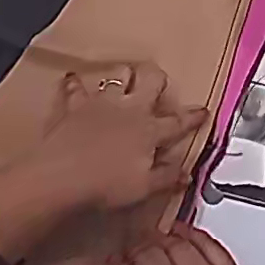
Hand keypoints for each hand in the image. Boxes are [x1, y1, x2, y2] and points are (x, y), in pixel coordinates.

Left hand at [23, 62, 208, 211]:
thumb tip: (186, 174)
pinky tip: (73, 81)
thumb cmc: (105, 184)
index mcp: (149, 130)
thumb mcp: (143, 188)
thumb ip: (167, 177)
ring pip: (118, 76)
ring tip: (124, 78)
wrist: (62, 176)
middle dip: (157, 79)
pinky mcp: (76, 105)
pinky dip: (76, 84)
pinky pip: (76, 87)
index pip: (178, 122)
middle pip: (151, 82)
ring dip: (123, 76)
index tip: (202, 111)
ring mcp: (102, 103)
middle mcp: (129, 109)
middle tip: (158, 82)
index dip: (193, 116)